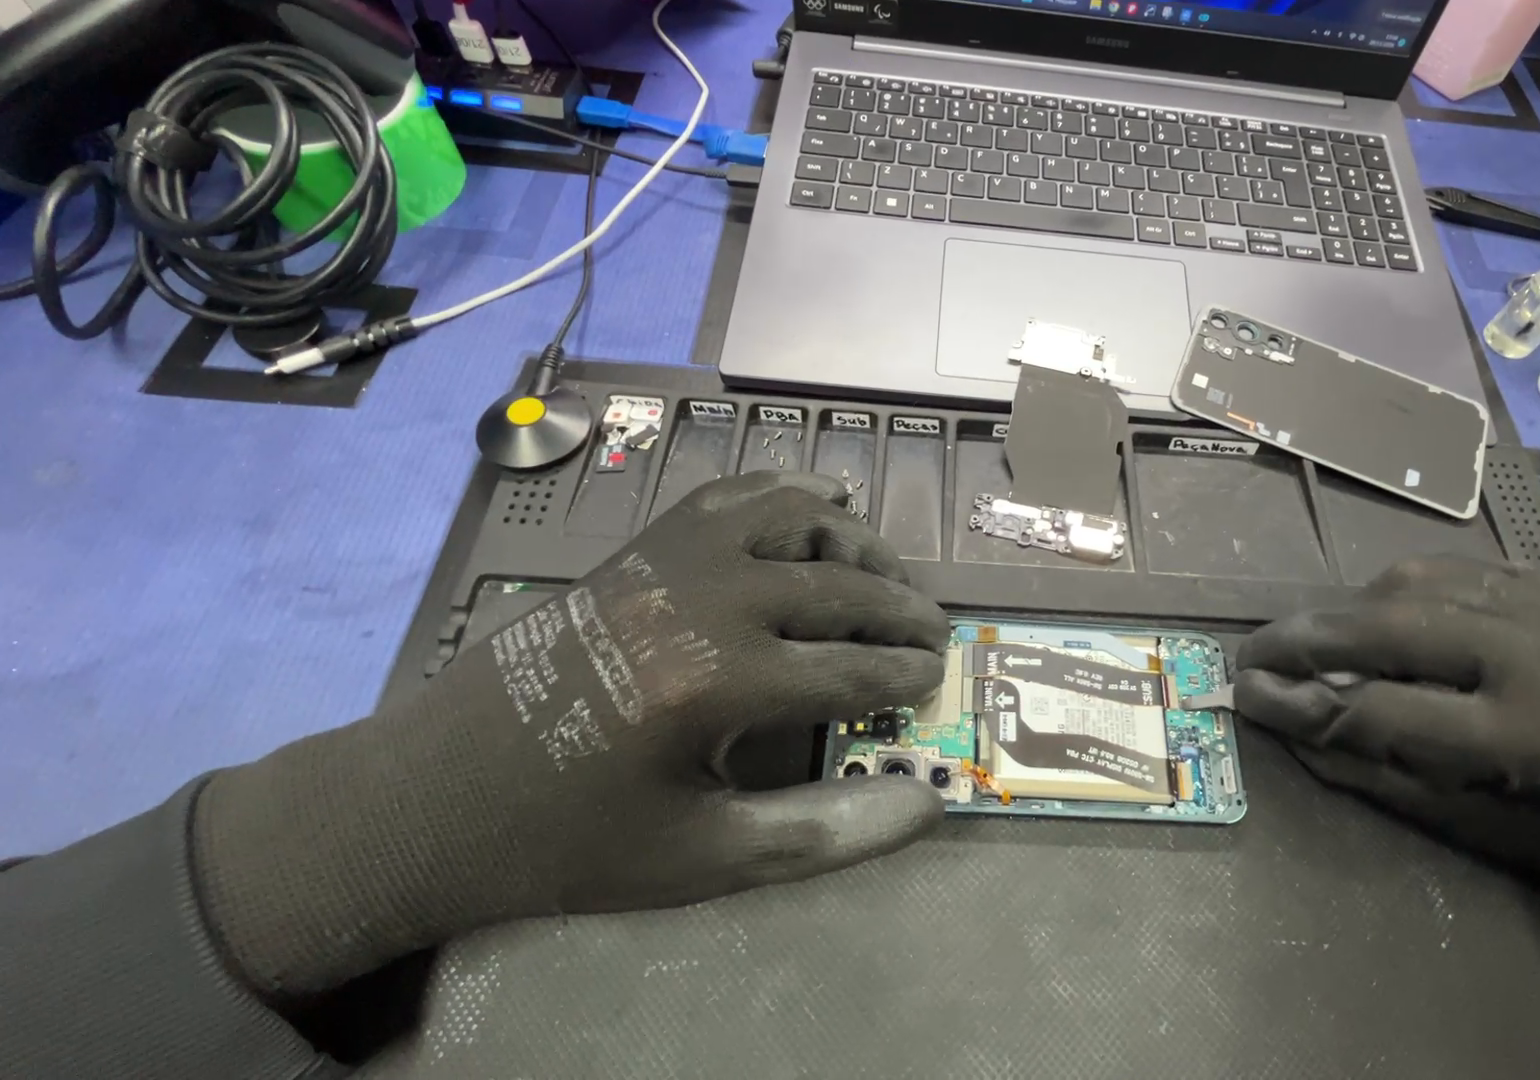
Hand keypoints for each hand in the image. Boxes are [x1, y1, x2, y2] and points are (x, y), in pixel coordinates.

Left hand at [193, 472, 950, 997]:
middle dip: (900, 608)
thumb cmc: (575, 836)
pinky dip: (789, 490)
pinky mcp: (643, 542)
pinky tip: (823, 498)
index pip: (850, 669)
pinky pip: (733, 493)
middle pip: (839, 586)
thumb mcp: (702, 858)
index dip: (905, 675)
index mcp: (718, 682)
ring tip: (887, 571)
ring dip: (856, 542)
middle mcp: (704, 599)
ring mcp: (670, 557)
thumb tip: (927, 804)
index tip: (937, 678)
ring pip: (795, 518)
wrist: (440, 791)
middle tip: (933, 629)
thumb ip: (823, 833)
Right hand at [1233, 556, 1539, 934]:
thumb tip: (1285, 729)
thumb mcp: (1478, 830)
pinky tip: (1383, 620)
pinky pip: (1452, 570)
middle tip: (1251, 653)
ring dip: (1347, 610)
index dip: (1295, 703)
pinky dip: (1398, 592)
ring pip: (1411, 581)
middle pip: (1385, 625)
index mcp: (1533, 735)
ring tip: (1316, 640)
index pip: (1375, 708)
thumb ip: (1373, 772)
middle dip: (1301, 637)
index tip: (1243, 696)